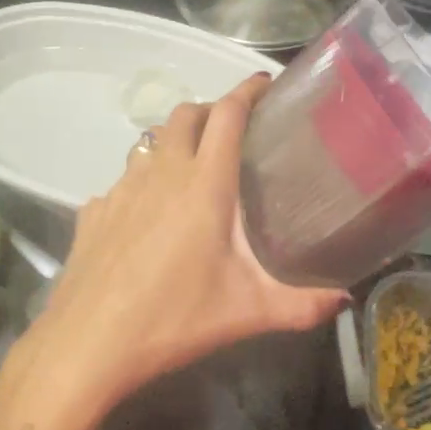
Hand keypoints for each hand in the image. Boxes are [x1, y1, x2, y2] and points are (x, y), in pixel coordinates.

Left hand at [30, 74, 347, 406]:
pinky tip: (149, 215)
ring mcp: (120, 190)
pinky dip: (142, 183)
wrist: (85, 346)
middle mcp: (161, 173)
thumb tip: (345, 298)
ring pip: (150, 144)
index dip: (247, 91)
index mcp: (204, 184)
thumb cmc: (173, 319)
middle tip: (235, 131)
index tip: (265, 84)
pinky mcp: (93, 213)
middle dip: (211, 110)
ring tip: (194, 169)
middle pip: (185, 115)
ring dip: (174, 143)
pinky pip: (122, 182)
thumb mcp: (247, 312)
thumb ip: (302, 304)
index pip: (227, 114)